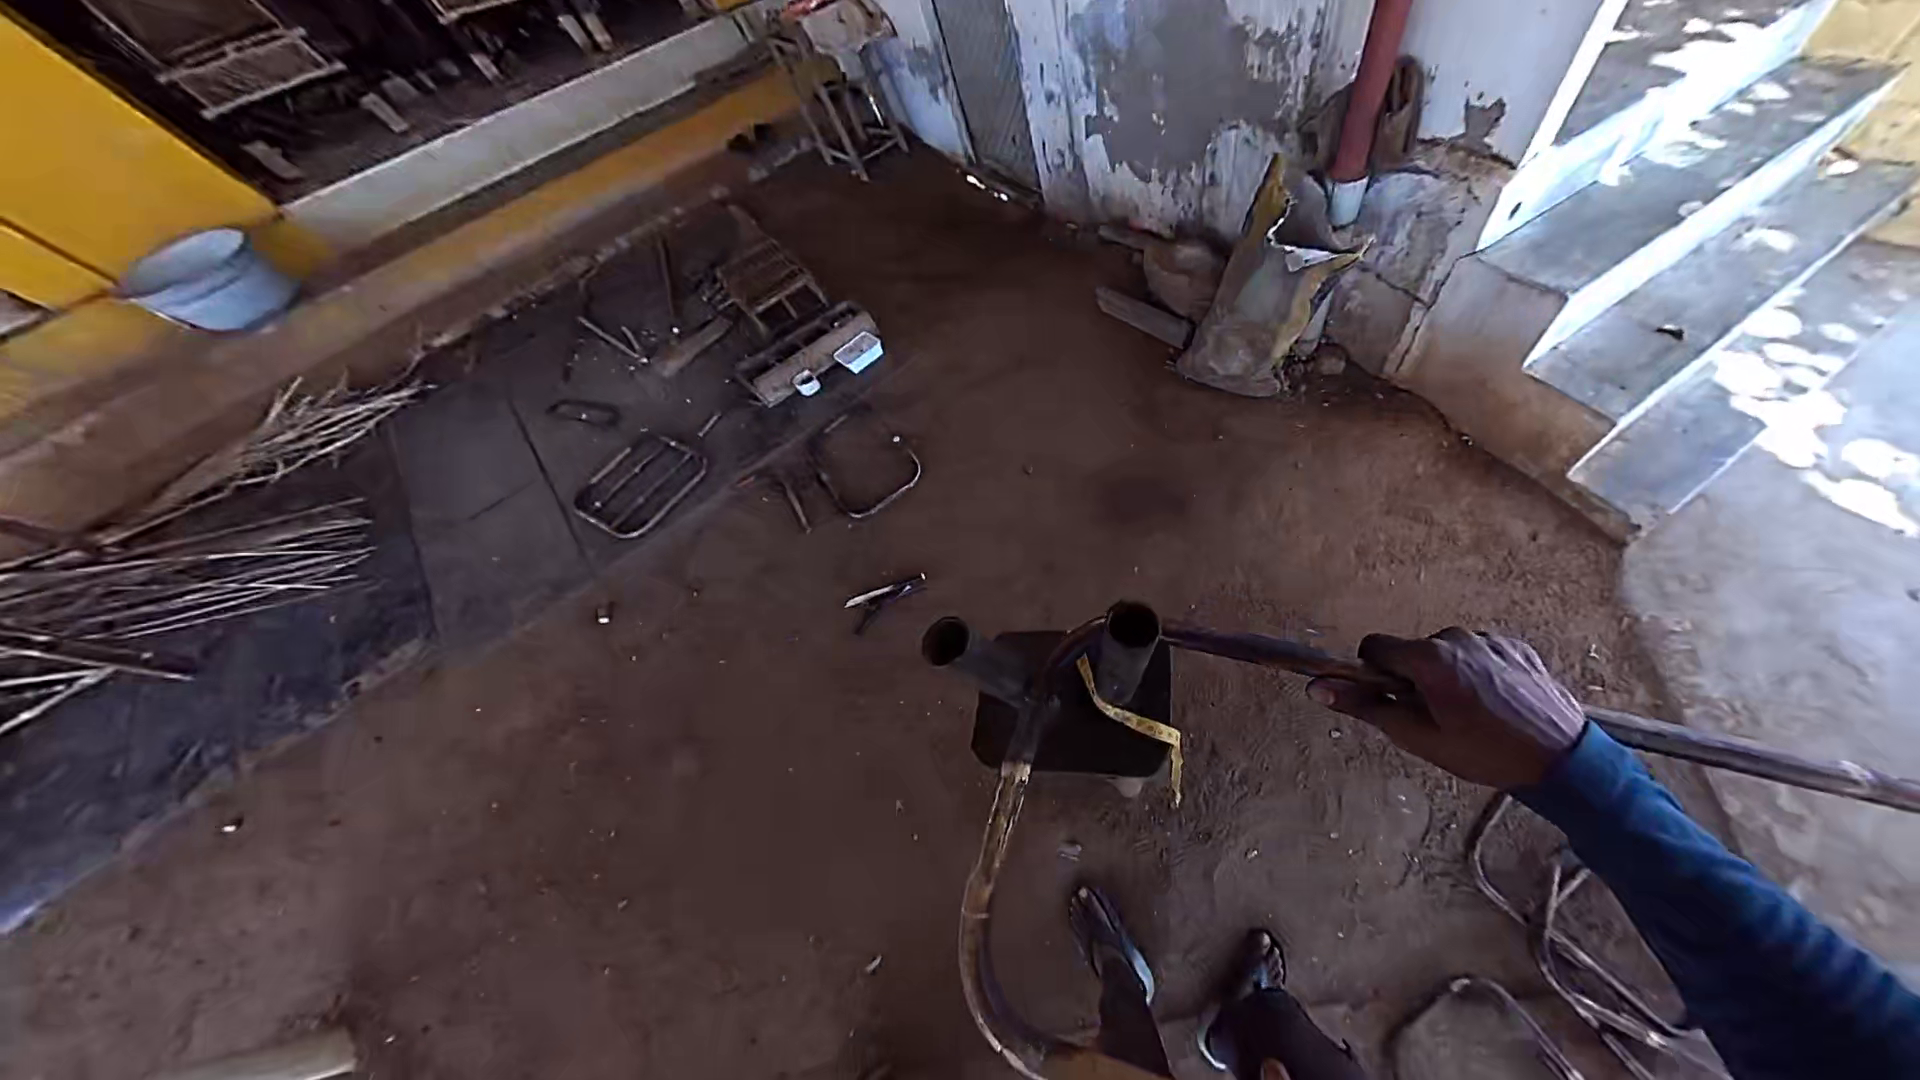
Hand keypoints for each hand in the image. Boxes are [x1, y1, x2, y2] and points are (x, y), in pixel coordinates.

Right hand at [1306, 628, 1586, 788]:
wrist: (1567, 764)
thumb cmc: (1484, 752)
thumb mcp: (1415, 735)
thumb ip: (1363, 705)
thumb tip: (1315, 688)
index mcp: (1427, 658)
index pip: (1374, 647)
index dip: (1374, 673)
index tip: (1393, 698)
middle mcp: (1456, 638)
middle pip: (1410, 651)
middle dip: (1412, 677)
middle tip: (1435, 713)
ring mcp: (1490, 641)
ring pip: (1443, 652)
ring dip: (1445, 674)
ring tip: (1470, 710)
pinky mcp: (1517, 647)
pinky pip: (1477, 652)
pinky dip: (1476, 671)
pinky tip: (1494, 701)